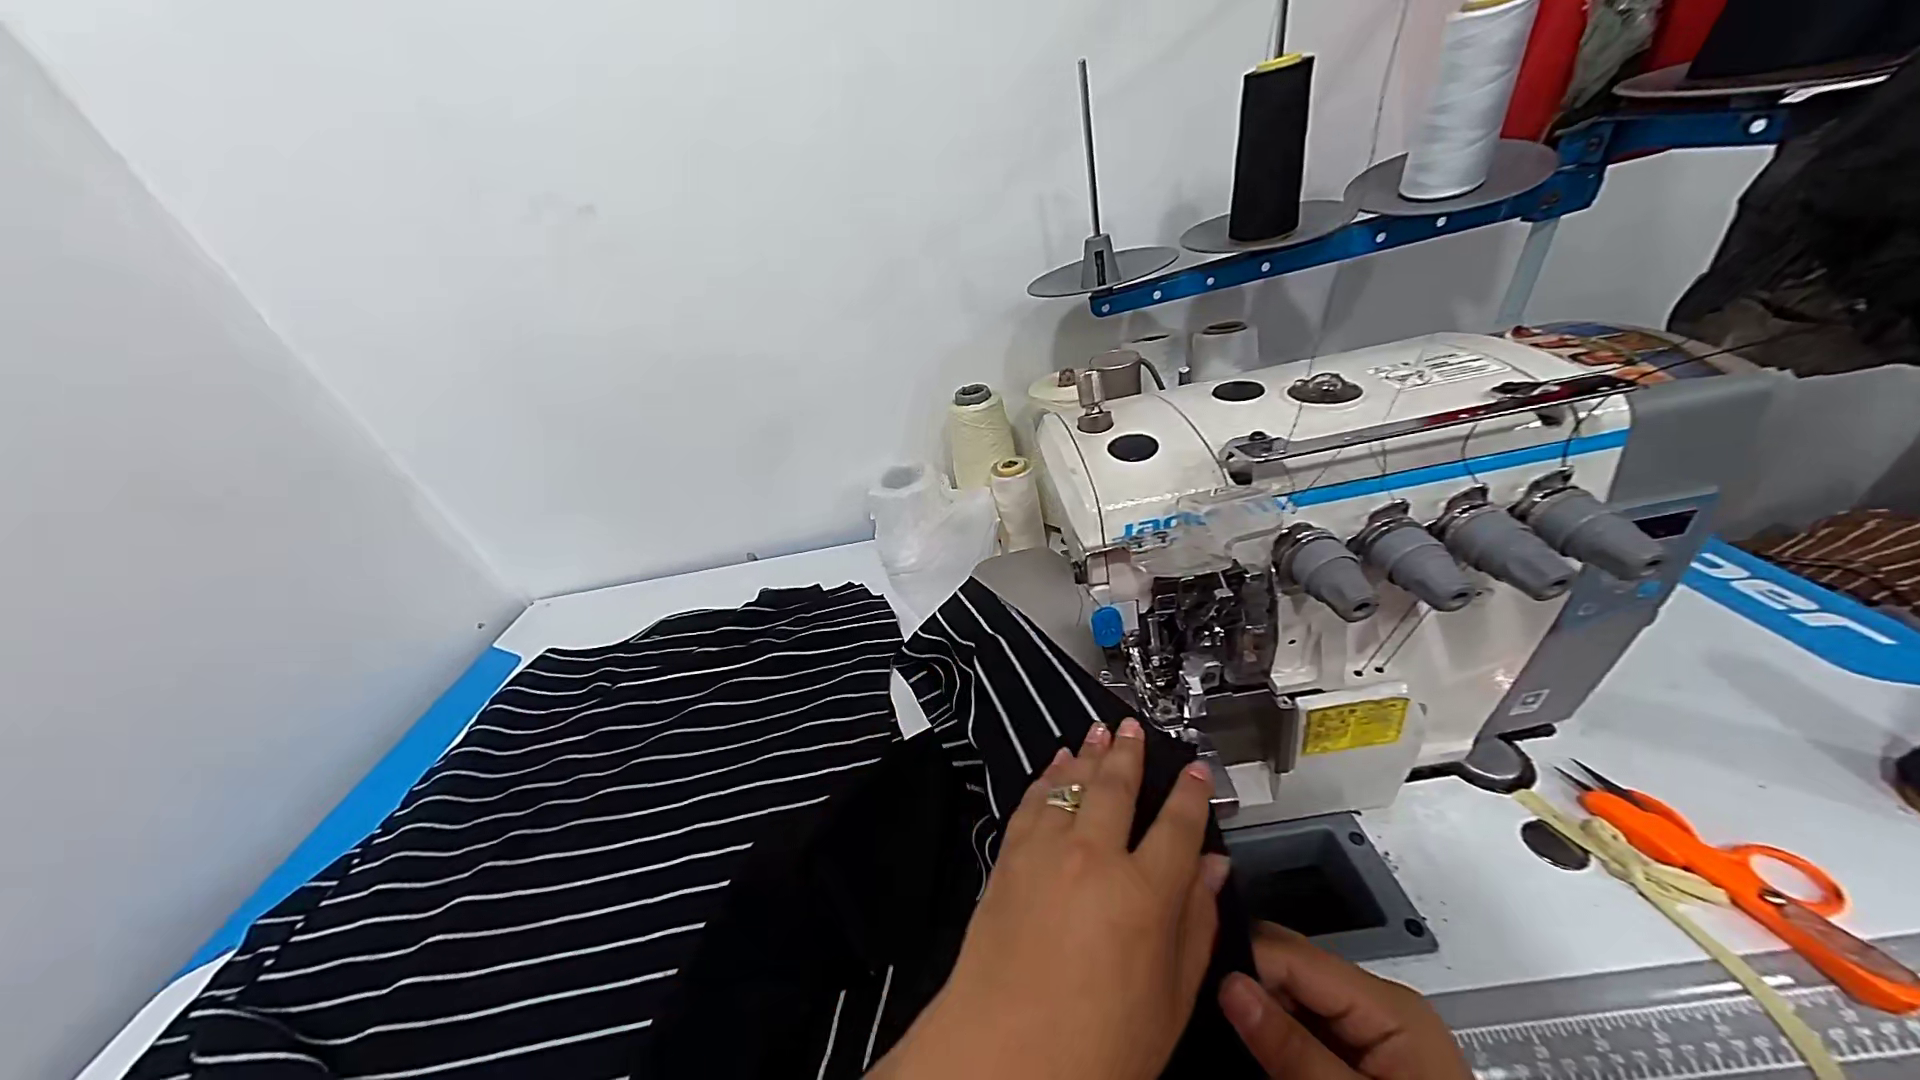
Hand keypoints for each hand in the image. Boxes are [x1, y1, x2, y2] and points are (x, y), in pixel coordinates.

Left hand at [869, 718, 1230, 1079]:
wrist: (999, 1056)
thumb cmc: (1095, 1047)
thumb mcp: (1169, 1001)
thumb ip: (1195, 926)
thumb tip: (1213, 871)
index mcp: (1144, 894)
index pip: (1178, 827)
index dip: (1191, 795)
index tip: (1195, 772)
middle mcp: (1094, 858)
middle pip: (1118, 787)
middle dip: (1130, 752)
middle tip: (1134, 727)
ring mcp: (1045, 852)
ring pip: (1072, 784)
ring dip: (1088, 754)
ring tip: (1099, 731)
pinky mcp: (1009, 858)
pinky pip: (1032, 803)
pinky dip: (1047, 778)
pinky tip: (1055, 766)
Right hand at [1218, 922, 1470, 1079]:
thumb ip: (1292, 1050)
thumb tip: (1230, 984)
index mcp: (1390, 1007)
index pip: (1292, 952)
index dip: (1242, 960)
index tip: (1194, 979)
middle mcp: (1378, 1005)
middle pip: (1289, 965)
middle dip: (1245, 981)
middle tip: (1196, 1003)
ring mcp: (1367, 1030)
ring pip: (1288, 993)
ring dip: (1254, 1007)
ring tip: (1214, 1021)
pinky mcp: (1357, 1054)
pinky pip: (1301, 1022)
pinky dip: (1272, 1031)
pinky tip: (1246, 1042)